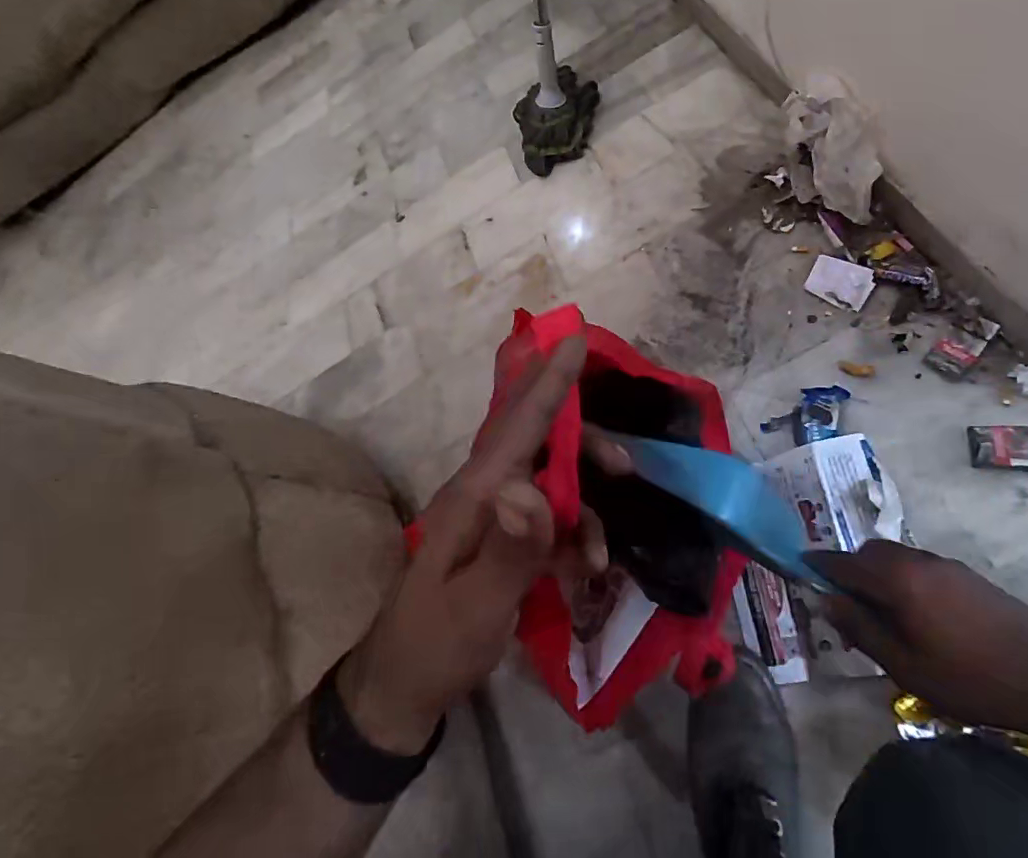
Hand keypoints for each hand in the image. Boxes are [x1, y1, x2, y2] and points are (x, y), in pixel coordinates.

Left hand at [335, 336, 624, 753]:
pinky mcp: (507, 538)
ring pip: (555, 484)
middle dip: (584, 446)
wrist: (403, 689)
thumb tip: (529, 489)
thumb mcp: (475, 606)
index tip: (575, 337)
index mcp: (473, 496)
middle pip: (541, 443)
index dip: (549, 381)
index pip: (517, 426)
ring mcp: (497, 515)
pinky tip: (586, 572)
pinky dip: (576, 538)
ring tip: (599, 558)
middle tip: (624, 465)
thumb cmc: (436, 644)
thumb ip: (509, 549)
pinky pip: (553, 519)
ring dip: (586, 511)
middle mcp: (486, 492)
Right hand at [806, 541, 1027, 736]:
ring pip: (896, 558)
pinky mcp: (967, 576)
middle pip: (871, 553)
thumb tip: (826, 600)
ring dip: (877, 575)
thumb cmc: (969, 679)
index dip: (820, 564)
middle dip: (850, 570)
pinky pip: (919, 567)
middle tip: (844, 607)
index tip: (800, 566)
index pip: (846, 562)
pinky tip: (914, 616)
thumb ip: (861, 628)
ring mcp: (947, 565)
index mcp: (900, 580)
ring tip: (879, 617)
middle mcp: (920, 561)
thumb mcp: (906, 665)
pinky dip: (902, 580)